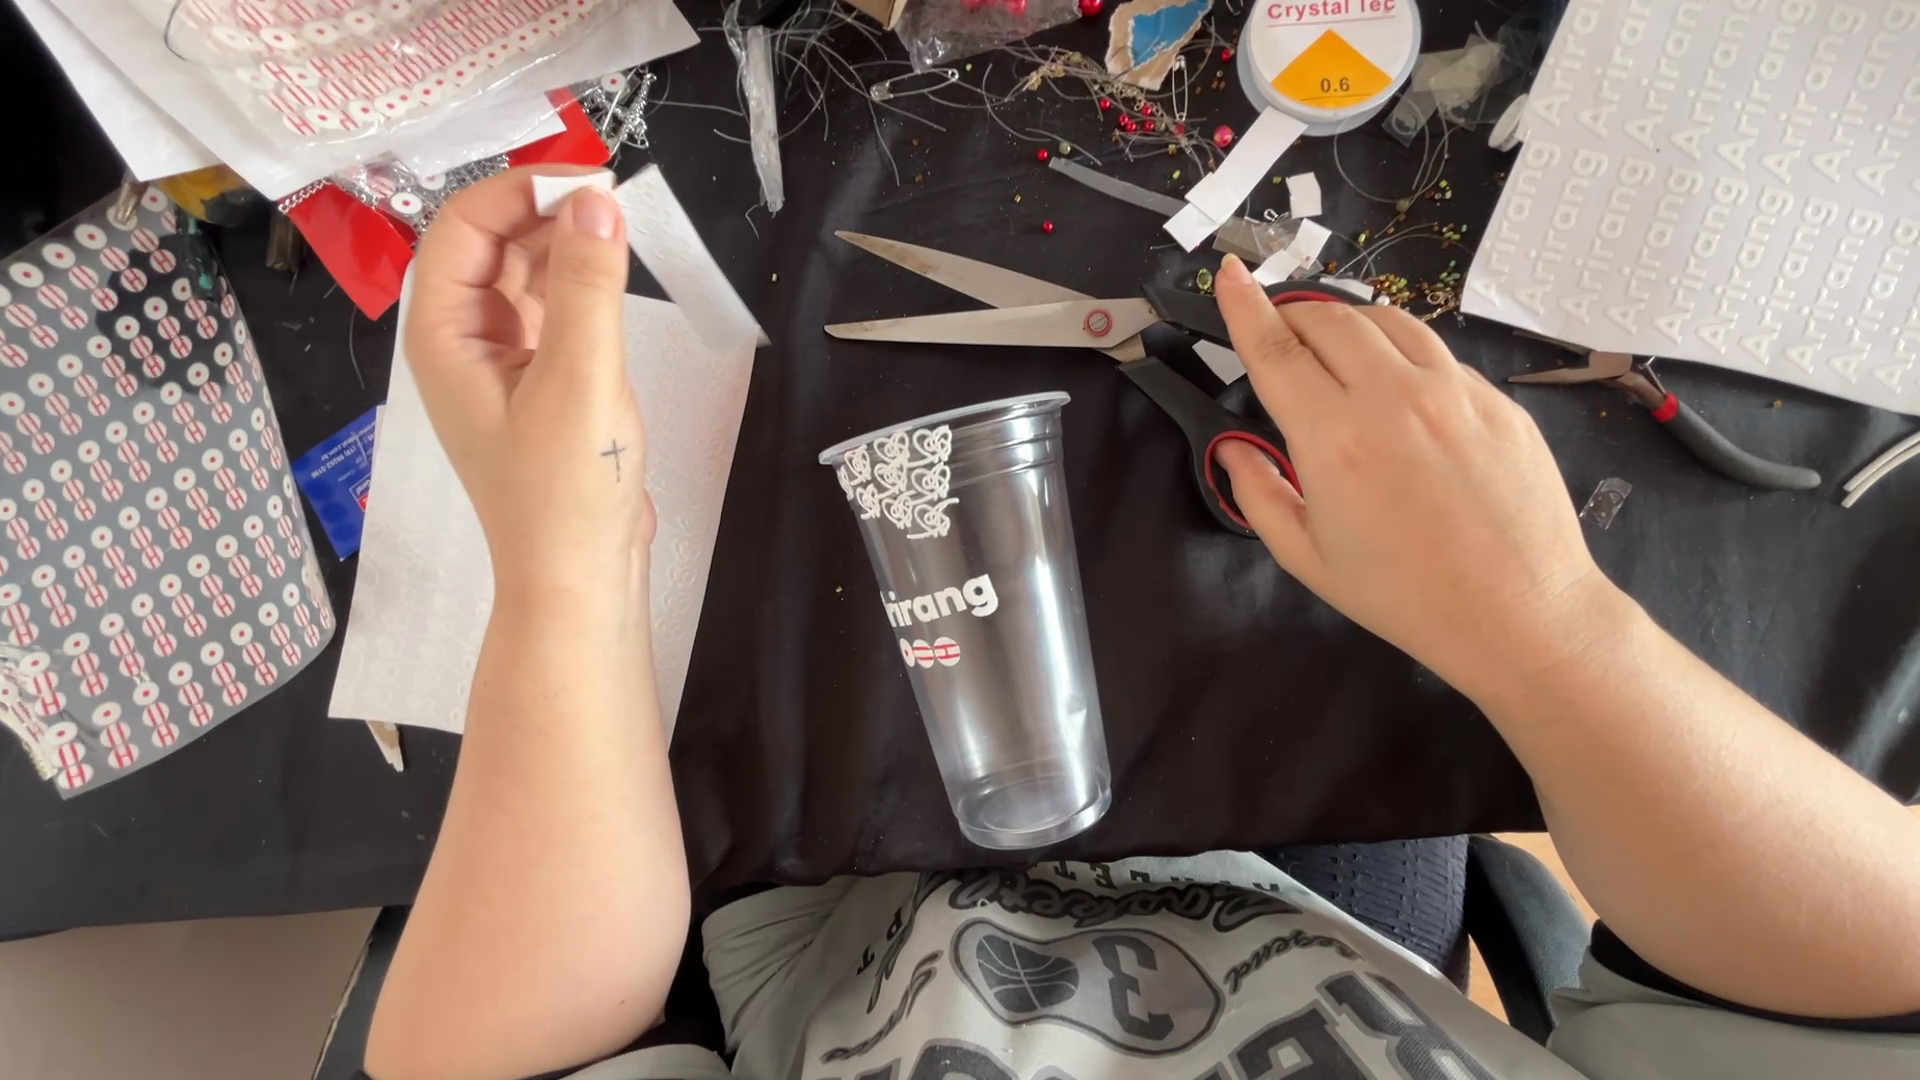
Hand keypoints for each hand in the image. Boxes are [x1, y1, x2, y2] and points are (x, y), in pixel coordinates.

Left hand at [404, 167, 649, 609]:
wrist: (582, 574)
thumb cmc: (568, 487)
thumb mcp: (581, 379)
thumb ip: (589, 287)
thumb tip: (598, 201)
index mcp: (445, 336)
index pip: (464, 229)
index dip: (519, 190)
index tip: (591, 180)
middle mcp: (466, 344)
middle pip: (493, 251)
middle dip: (545, 217)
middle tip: (614, 203)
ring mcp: (508, 370)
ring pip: (527, 286)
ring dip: (567, 254)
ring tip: (620, 235)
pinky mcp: (548, 391)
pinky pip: (556, 322)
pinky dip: (582, 296)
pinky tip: (614, 287)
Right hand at [1211, 255, 1620, 693]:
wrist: (1518, 613)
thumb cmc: (1397, 592)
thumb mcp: (1303, 554)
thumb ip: (1257, 491)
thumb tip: (1232, 448)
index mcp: (1333, 439)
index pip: (1275, 351)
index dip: (1244, 307)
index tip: (1228, 273)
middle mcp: (1391, 398)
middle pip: (1328, 320)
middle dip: (1290, 313)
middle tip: (1274, 330)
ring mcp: (1452, 392)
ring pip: (1385, 320)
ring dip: (1343, 320)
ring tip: (1327, 343)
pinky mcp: (1493, 400)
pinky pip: (1432, 352)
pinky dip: (1395, 350)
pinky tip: (1390, 385)